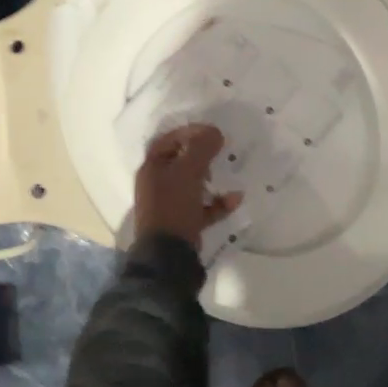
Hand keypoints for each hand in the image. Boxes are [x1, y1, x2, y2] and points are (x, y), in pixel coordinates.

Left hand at [134, 124, 242, 250]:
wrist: (168, 254)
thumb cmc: (174, 205)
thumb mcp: (188, 171)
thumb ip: (201, 147)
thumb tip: (214, 132)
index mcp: (152, 168)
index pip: (166, 141)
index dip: (187, 132)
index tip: (210, 132)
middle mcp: (157, 184)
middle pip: (180, 162)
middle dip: (201, 155)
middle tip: (219, 151)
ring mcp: (169, 205)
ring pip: (192, 184)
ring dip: (211, 178)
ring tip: (226, 174)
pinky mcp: (183, 223)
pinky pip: (203, 207)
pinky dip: (218, 203)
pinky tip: (236, 199)